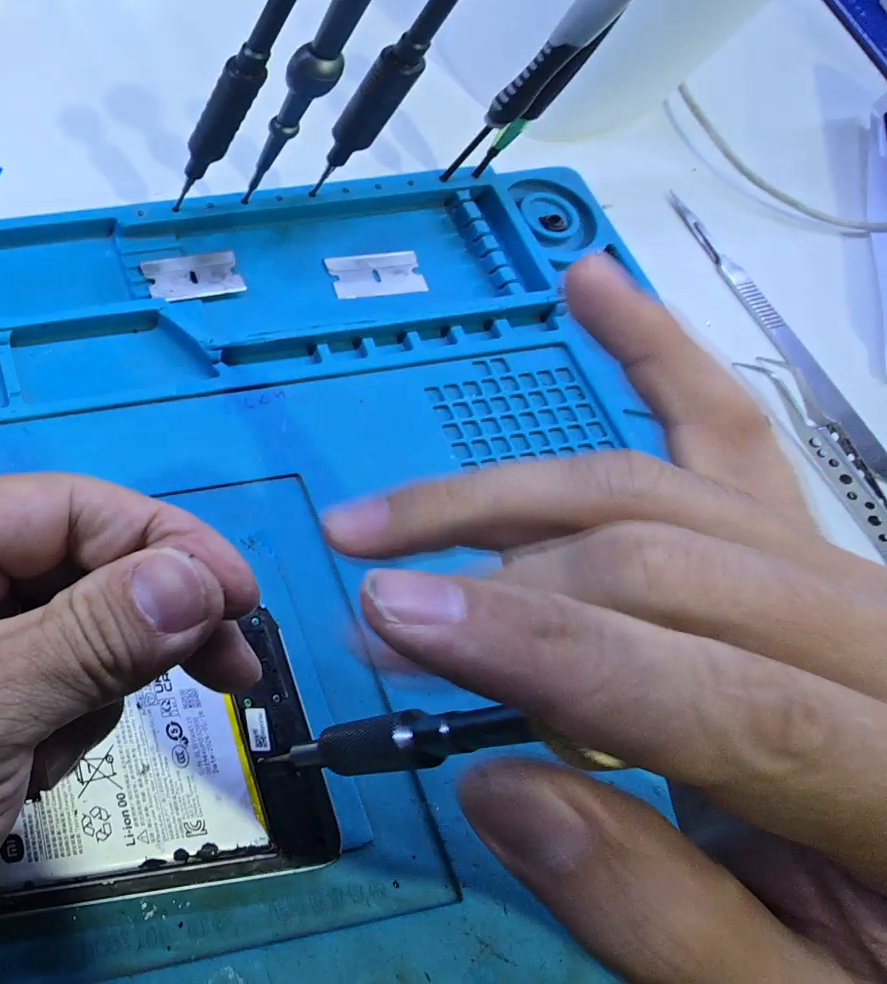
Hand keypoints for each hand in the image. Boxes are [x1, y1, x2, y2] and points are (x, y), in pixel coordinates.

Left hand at [0, 475, 259, 982]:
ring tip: (39, 755)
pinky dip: (61, 722)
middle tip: (224, 676)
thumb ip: (94, 637)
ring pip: (75, 626)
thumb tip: (199, 577)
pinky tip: (23, 771)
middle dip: (136, 628)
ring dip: (89, 690)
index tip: (244, 601)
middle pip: (76, 563)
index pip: (67, 506)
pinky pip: (49, 677)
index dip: (163, 542)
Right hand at [325, 254, 886, 982]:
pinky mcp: (820, 559)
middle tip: (369, 605)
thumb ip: (661, 917)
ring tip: (383, 516)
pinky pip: (736, 436)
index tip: (384, 618)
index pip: (709, 690)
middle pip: (669, 568)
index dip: (534, 647)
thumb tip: (495, 789)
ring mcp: (868, 589)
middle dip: (491, 581)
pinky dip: (660, 357)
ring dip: (503, 495)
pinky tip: (594, 289)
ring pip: (666, 491)